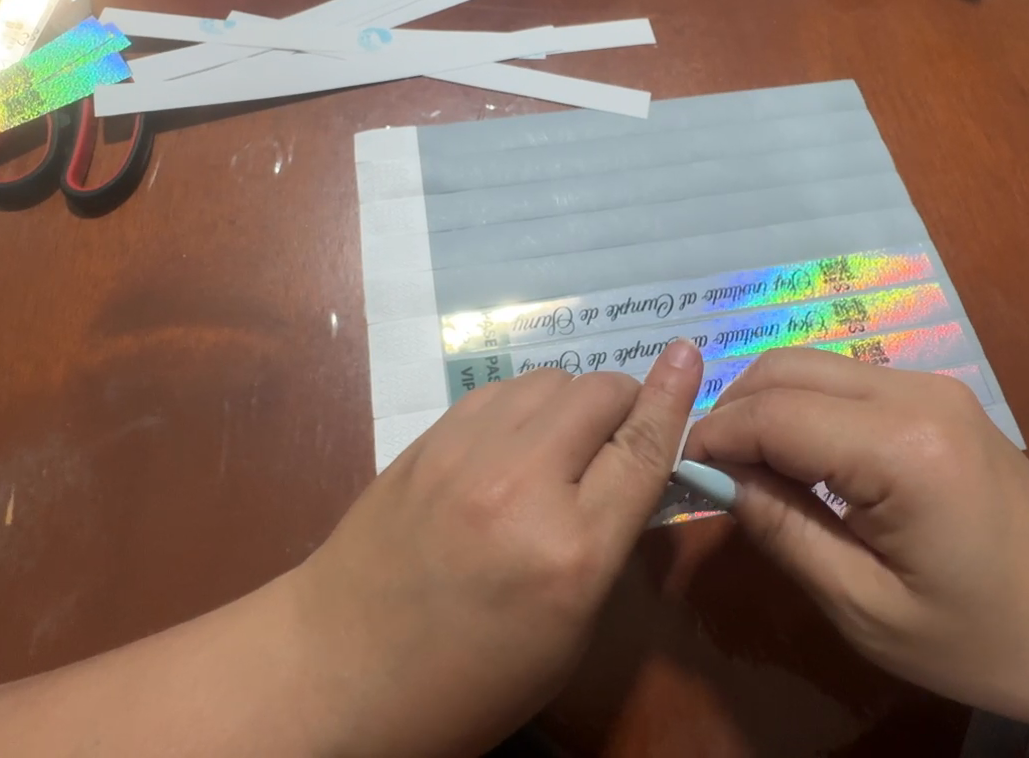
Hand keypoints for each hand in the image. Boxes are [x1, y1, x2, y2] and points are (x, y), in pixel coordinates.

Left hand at [285, 341, 701, 757]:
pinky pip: (502, 390)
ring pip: (551, 380)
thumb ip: (609, 538)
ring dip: (574, 402)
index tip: (689, 353)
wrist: (340, 665)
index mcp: (570, 552)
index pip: (641, 450)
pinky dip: (527, 404)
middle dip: (624, 405)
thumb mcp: (568, 632)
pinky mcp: (430, 438)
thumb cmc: (472, 675)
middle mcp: (523, 485)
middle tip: (618, 439)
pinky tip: (516, 440)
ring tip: (564, 443)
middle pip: (599, 395)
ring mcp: (468, 452)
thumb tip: (636, 464)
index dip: (673, 397)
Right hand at [684, 349, 1028, 757]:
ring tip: (747, 465)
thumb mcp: (865, 607)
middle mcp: (915, 394)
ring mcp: (932, 386)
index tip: (679, 469)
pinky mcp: (938, 395)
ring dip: (765, 404)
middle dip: (732, 410)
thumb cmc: (983, 641)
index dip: (713, 436)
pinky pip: (844, 380)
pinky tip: (798, 454)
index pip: (773, 414)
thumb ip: (782, 529)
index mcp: (902, 449)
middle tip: (710, 469)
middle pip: (786, 369)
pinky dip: (802, 405)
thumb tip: (718, 476)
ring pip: (811, 365)